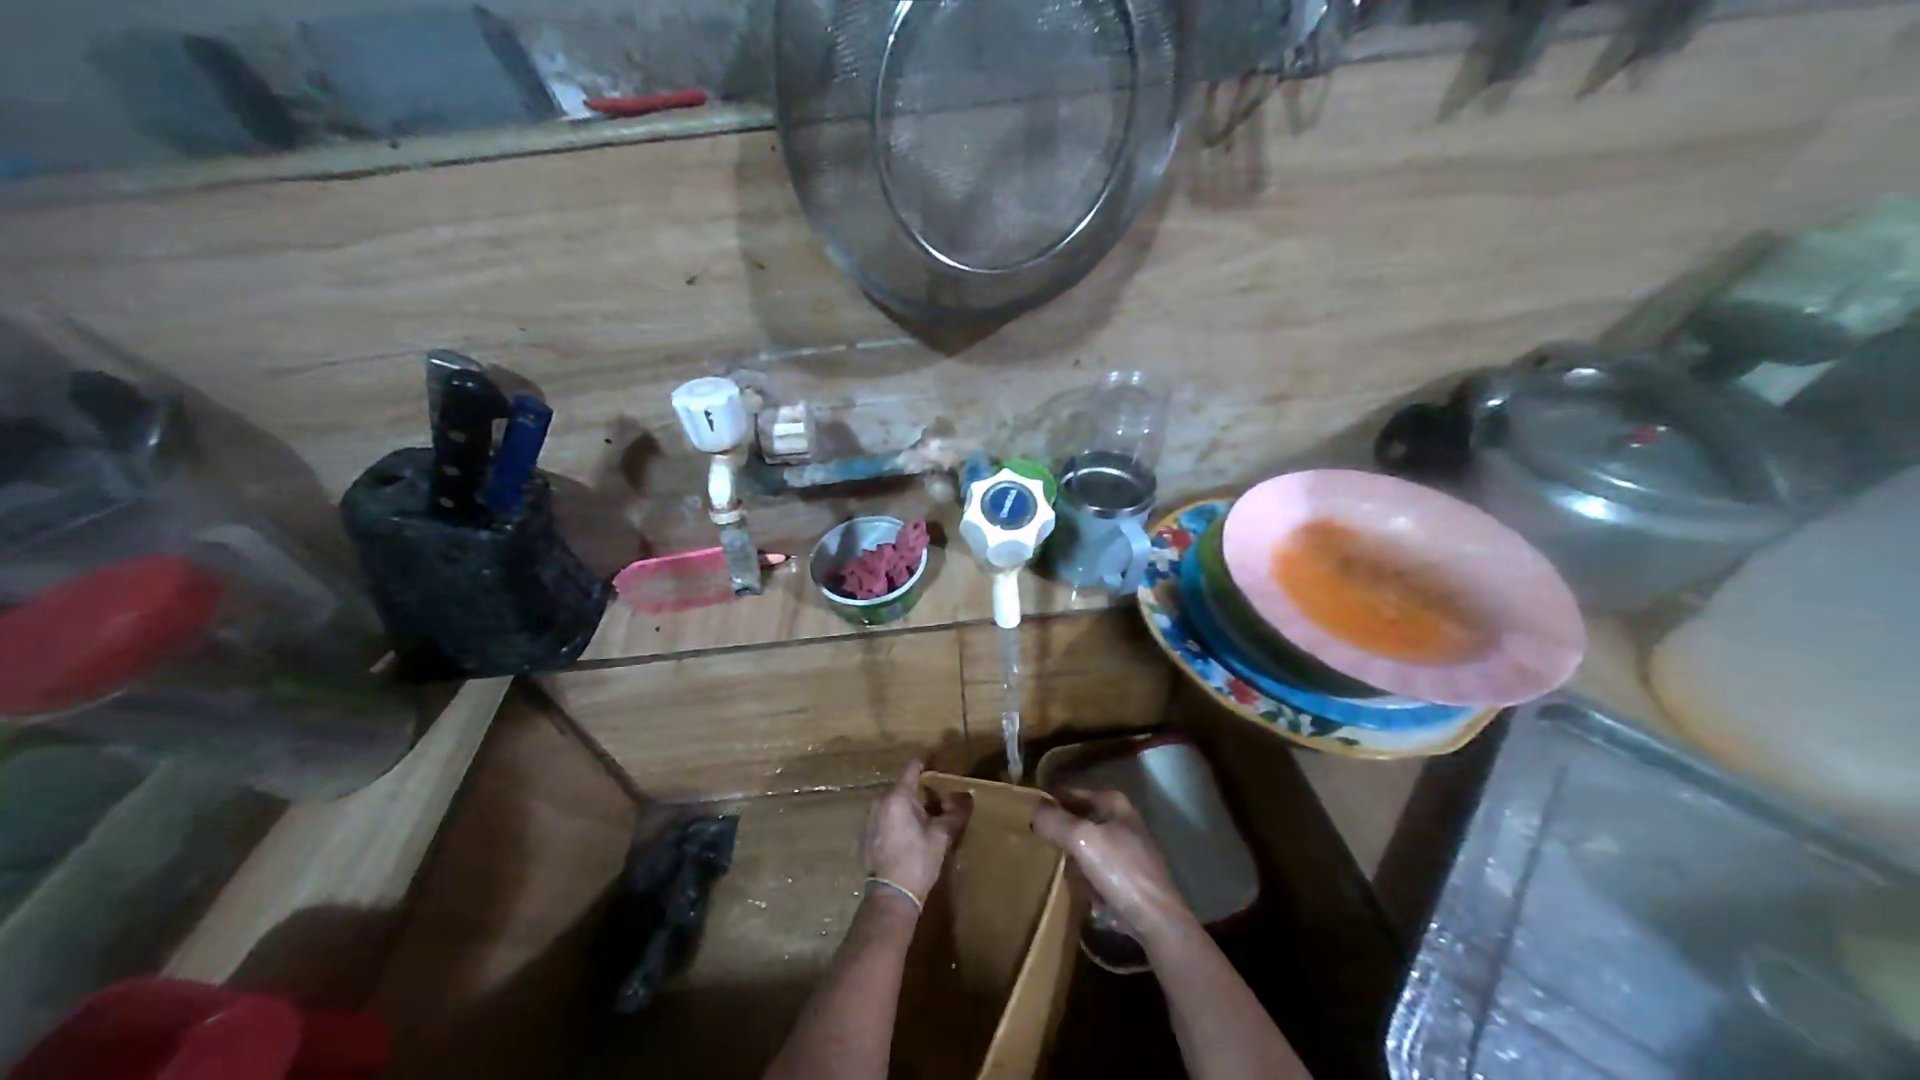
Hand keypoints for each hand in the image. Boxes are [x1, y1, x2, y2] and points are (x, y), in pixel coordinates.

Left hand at [862, 760, 970, 902]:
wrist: (891, 896)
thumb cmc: (917, 861)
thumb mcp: (941, 835)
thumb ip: (954, 812)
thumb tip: (966, 796)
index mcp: (897, 796)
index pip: (912, 768)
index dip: (926, 762)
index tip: (938, 760)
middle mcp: (879, 802)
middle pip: (904, 787)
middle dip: (922, 791)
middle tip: (940, 799)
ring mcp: (870, 819)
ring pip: (894, 803)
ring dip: (910, 806)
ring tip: (928, 818)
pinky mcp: (866, 836)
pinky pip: (886, 818)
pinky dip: (899, 819)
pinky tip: (911, 834)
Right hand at [1031, 789, 1193, 943]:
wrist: (1157, 920)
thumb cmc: (1120, 870)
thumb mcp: (1081, 839)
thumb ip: (1054, 820)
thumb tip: (1033, 809)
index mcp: (1114, 804)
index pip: (1072, 793)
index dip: (1051, 800)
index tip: (1027, 811)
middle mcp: (1123, 822)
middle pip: (1080, 820)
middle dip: (1060, 831)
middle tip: (1034, 840)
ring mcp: (1128, 851)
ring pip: (1087, 847)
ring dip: (1072, 858)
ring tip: (1051, 867)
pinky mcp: (1129, 879)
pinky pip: (1097, 871)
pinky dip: (1086, 878)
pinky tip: (1078, 889)